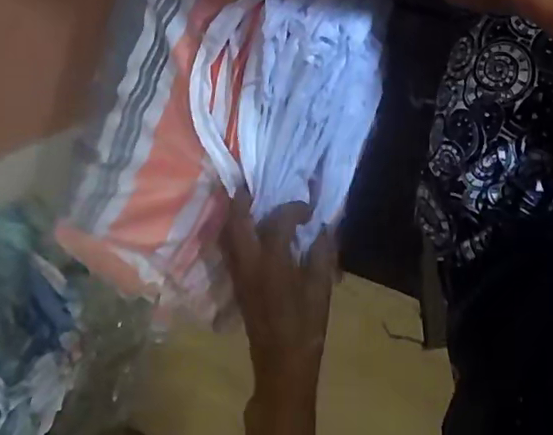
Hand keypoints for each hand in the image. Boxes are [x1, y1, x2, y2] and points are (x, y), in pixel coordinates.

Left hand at [222, 190, 336, 434]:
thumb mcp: (320, 290)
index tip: (309, 211)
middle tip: (254, 186)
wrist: (282, 366)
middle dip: (242, 199)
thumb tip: (324, 229)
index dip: (294, 209)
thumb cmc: (305, 328)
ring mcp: (239, 273)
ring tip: (249, 202)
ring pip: (228, 234)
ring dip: (236, 214)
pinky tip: (250, 231)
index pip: (278, 221)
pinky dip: (236, 232)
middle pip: (237, 220)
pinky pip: (229, 247)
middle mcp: (249, 263)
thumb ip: (321, 255)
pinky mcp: (237, 284)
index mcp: (272, 261)